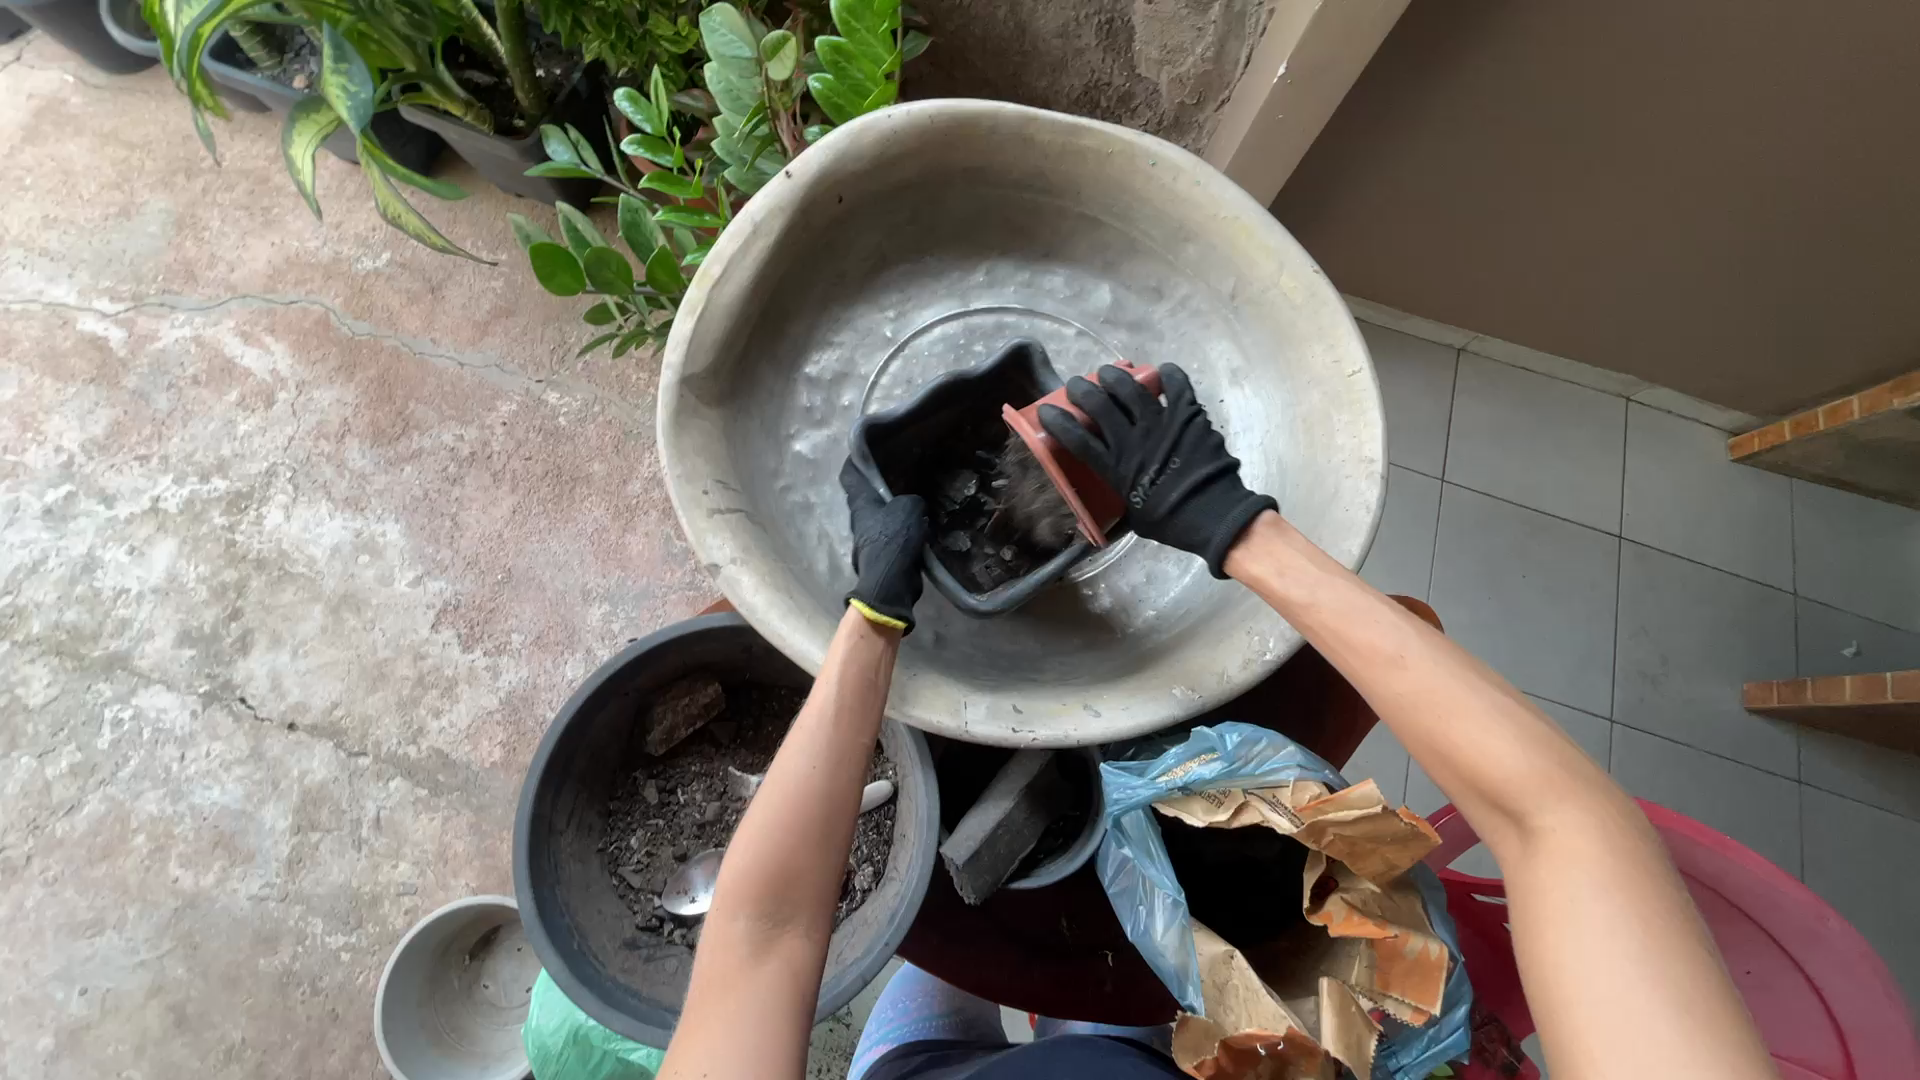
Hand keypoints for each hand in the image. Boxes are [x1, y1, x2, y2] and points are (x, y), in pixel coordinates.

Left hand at [840, 460, 929, 632]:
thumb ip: (912, 499)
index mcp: (860, 503)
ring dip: (894, 505)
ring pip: (881, 513)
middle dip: (880, 482)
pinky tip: (921, 520)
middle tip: (902, 470)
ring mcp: (870, 536)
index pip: (850, 474)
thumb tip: (915, 504)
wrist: (891, 582)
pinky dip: (903, 524)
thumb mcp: (909, 509)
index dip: (855, 460)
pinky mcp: (882, 552)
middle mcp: (860, 518)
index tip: (867, 450)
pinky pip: (893, 531)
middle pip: (867, 493)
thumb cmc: (894, 540)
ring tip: (916, 494)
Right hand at [1039, 363, 1276, 577]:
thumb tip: (1105, 517)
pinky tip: (1162, 370)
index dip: (1058, 421)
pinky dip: (1169, 376)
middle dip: (1082, 391)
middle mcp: (1133, 440)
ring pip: (1131, 390)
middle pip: (1100, 406)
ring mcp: (1161, 425)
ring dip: (1115, 377)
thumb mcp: (1132, 518)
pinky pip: (1177, 387)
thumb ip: (1118, 504)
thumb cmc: (1170, 522)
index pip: (1077, 438)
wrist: (1213, 516)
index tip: (1047, 410)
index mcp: (1115, 468)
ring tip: (1107, 372)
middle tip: (1076, 385)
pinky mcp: (1188, 417)